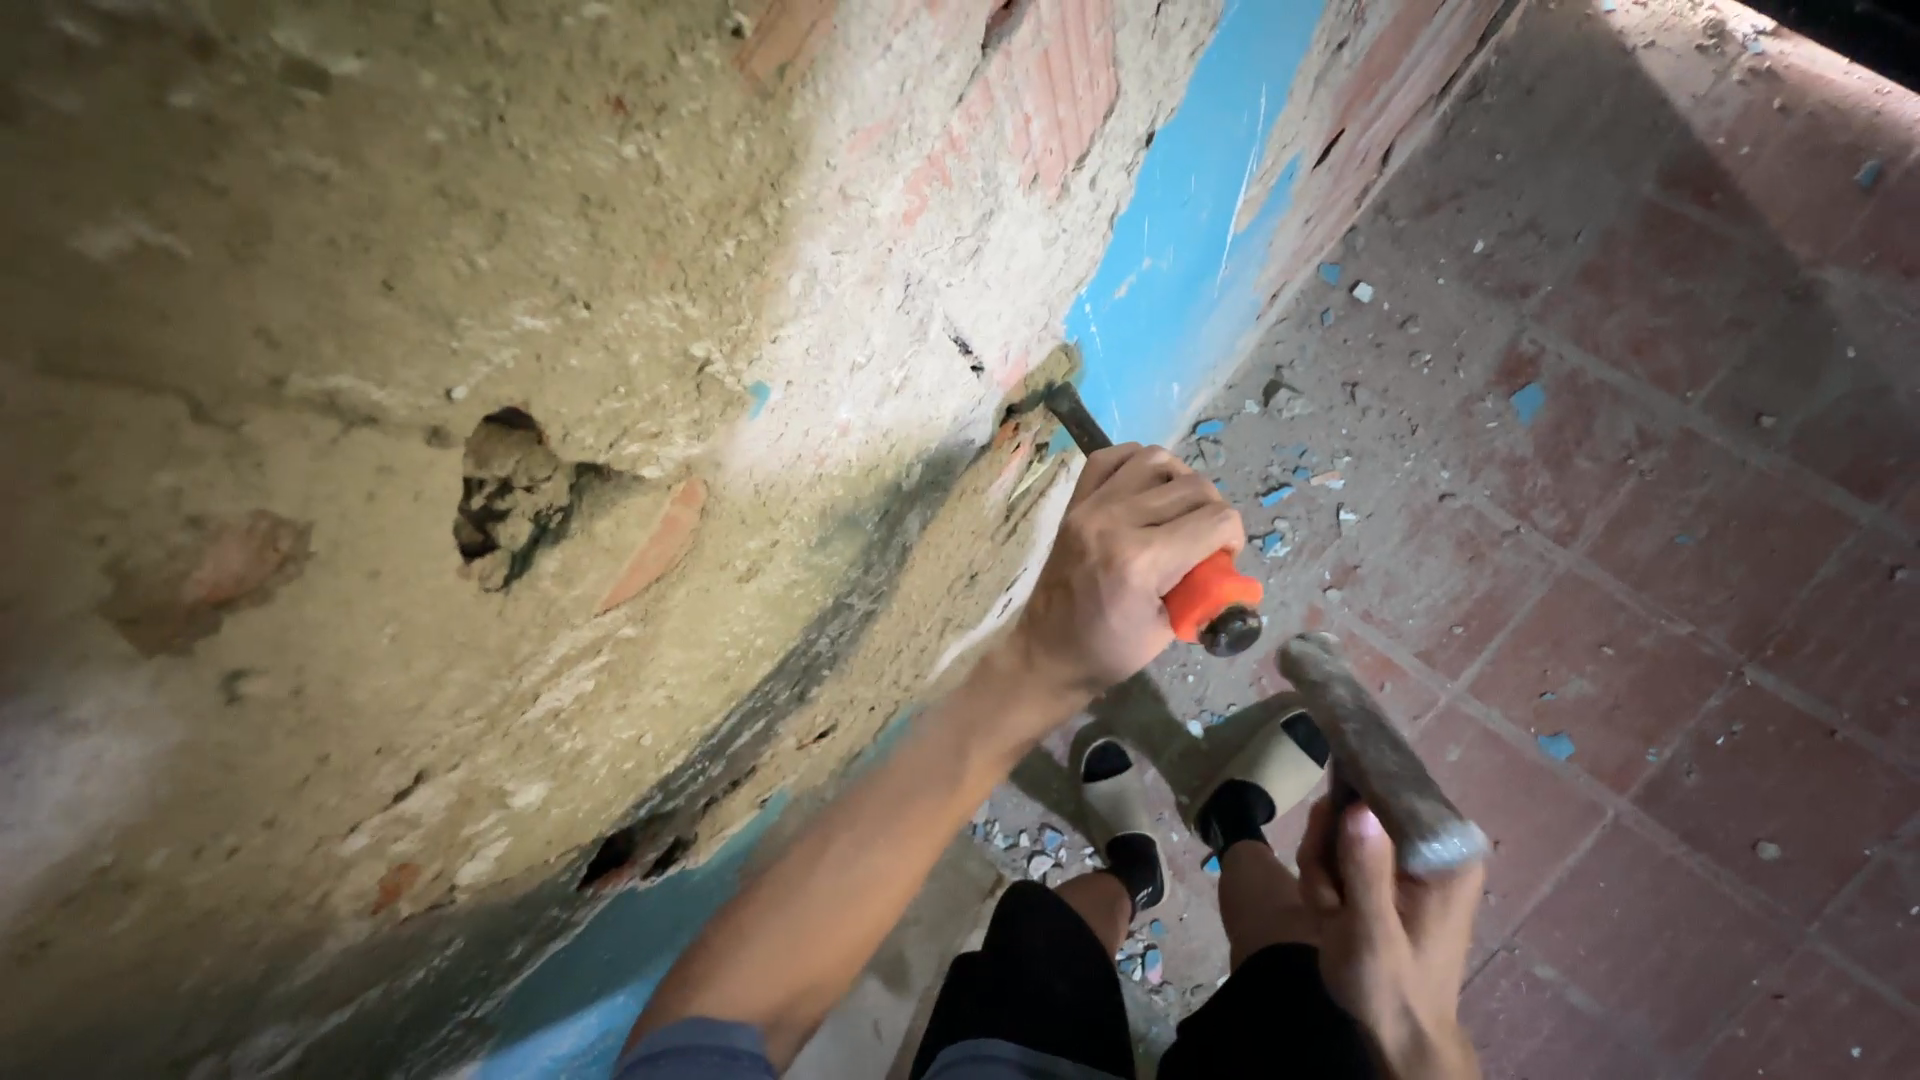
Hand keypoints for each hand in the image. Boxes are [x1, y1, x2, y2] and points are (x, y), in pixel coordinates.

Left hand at [1010, 443, 1244, 698]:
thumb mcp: (1169, 629)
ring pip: (1155, 459)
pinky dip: (1137, 464)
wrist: (1048, 650)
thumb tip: (1227, 562)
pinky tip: (1147, 489)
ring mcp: (1090, 507)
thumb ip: (1203, 588)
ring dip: (1179, 481)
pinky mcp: (1074, 503)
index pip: (1215, 519)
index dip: (1233, 537)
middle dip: (1213, 511)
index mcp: (1141, 560)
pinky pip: (1110, 457)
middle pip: (1192, 486)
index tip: (1224, 558)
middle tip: (1205, 541)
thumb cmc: (1109, 650)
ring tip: (1178, 511)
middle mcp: (1115, 521)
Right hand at [1298, 798, 1483, 1079]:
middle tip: (1328, 896)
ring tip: (1331, 913)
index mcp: (1447, 855)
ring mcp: (1406, 858)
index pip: (1393, 791)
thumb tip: (1358, 806)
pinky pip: (1336, 849)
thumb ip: (1365, 868)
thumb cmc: (1391, 986)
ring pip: (1338, 829)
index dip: (1351, 808)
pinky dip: (1323, 880)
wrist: (1397, 1033)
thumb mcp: (1372, 930)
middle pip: (1357, 808)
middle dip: (1328, 851)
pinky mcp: (1386, 872)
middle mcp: (1431, 846)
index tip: (1327, 839)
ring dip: (1321, 870)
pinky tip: (1331, 913)